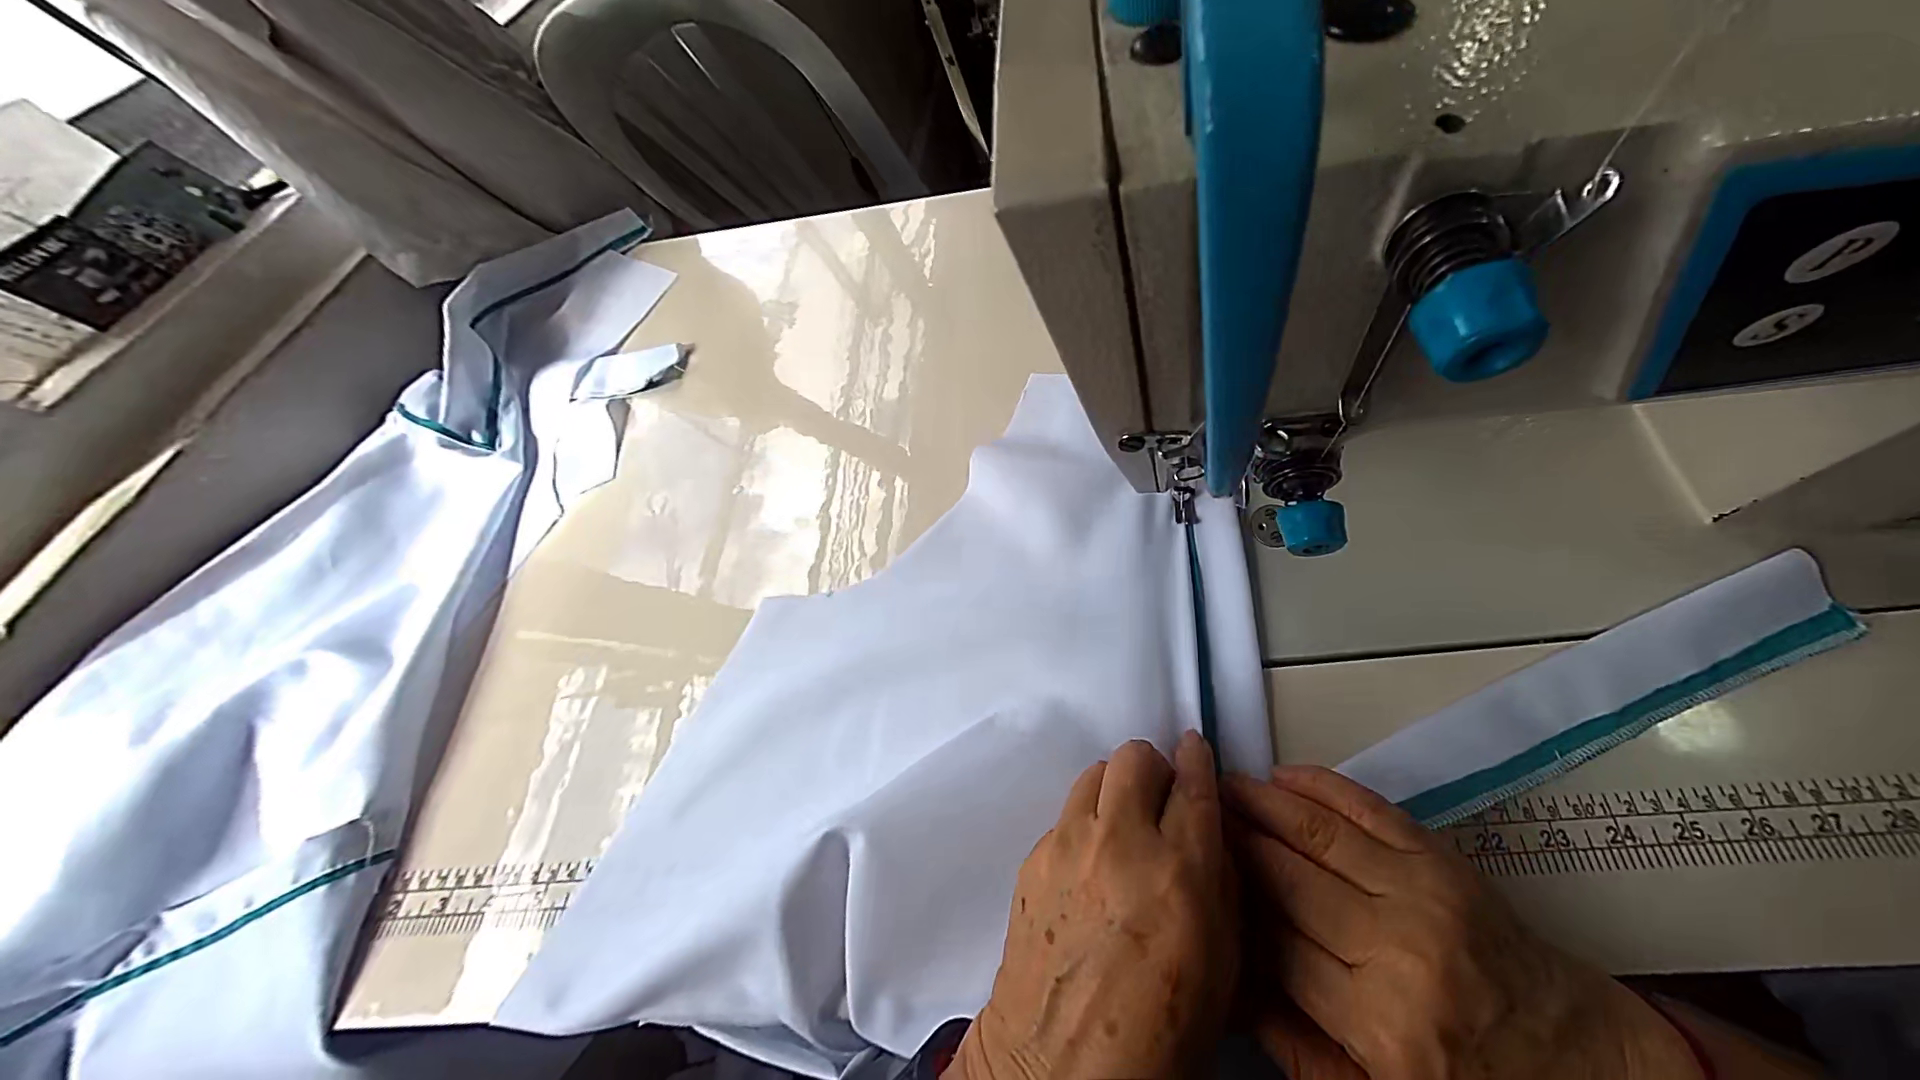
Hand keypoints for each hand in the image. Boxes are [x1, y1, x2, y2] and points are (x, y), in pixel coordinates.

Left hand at [946, 732, 1237, 1079]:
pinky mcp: (1033, 856)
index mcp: (1180, 871)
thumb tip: (1206, 834)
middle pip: (1134, 758)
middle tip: (1160, 796)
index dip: (1198, 760)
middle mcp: (1120, 843)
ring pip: (1094, 774)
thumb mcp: (1222, 964)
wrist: (1061, 1063)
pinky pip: (1065, 816)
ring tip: (1122, 826)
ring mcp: (1069, 845)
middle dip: (1153, 768)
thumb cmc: (1157, 1032)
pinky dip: (1084, 825)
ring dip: (1115, 789)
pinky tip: (1089, 867)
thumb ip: (1219, 883)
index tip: (1196, 749)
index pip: (1194, 784)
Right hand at [1226, 765, 1701, 1079]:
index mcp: (1377, 1021)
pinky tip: (1281, 775)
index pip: (1271, 939)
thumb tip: (1227, 979)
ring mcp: (1423, 893)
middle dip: (1231, 838)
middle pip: (1286, 875)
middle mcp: (1395, 947)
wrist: (1583, 1061)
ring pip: (1317, 832)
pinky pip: (1368, 807)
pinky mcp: (1443, 861)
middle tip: (1191, 812)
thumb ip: (1296, 1046)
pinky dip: (1320, 784)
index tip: (1192, 868)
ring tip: (1222, 784)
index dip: (1226, 897)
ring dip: (1262, 801)